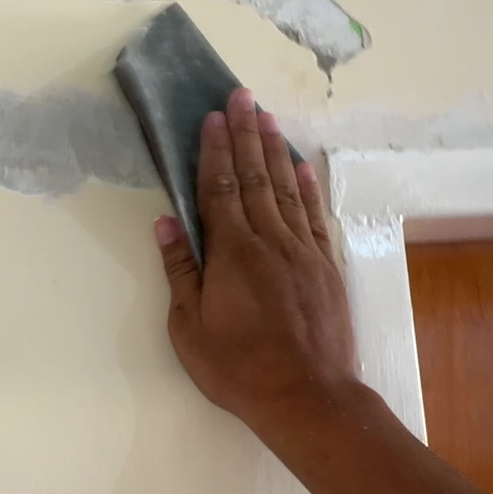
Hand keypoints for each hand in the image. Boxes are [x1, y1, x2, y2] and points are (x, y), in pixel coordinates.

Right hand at [153, 88, 361, 438]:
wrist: (307, 397)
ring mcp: (303, 251)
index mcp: (232, 253)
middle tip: (240, 96)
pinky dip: (308, 186)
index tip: (212, 117)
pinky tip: (302, 165)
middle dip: (245, 134)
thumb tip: (166, 223)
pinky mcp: (326, 266)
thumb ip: (180, 270)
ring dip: (275, 149)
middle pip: (255, 176)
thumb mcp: (188, 326)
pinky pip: (315, 215)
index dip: (214, 151)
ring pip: (286, 188)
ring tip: (266, 116)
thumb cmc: (237, 366)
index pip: (220, 189)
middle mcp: (270, 240)